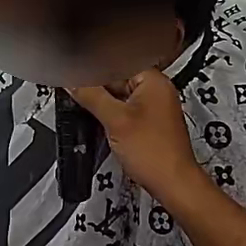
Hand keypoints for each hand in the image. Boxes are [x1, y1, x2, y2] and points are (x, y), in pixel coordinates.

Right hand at [67, 70, 208, 200]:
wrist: (172, 182)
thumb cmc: (156, 153)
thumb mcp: (115, 120)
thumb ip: (91, 96)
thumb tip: (73, 81)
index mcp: (154, 81)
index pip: (117, 63)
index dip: (94, 68)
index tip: (74, 72)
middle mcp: (158, 91)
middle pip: (118, 78)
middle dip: (97, 86)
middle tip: (75, 92)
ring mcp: (155, 108)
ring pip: (121, 96)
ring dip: (104, 102)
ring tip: (87, 108)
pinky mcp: (151, 124)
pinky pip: (127, 111)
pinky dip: (113, 115)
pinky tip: (102, 123)